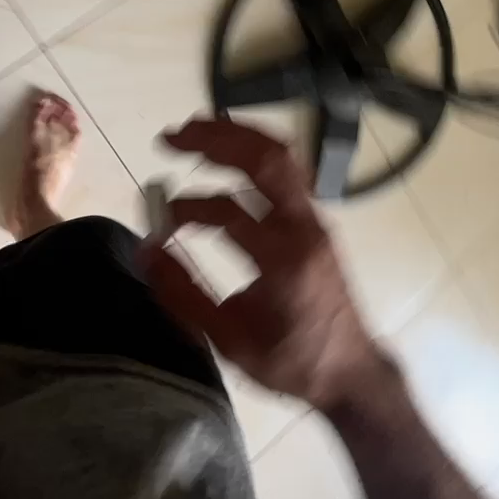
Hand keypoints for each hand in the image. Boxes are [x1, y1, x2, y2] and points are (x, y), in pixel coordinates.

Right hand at [141, 119, 393, 412]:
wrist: (352, 370)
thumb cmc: (292, 363)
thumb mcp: (231, 342)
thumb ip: (185, 296)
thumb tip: (146, 250)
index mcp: (284, 261)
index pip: (229, 212)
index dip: (189, 208)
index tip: (161, 221)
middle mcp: (305, 228)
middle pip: (264, 162)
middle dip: (215, 141)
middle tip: (171, 139)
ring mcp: (315, 218)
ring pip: (281, 155)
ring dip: (237, 135)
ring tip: (196, 128)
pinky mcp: (316, 217)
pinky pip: (289, 168)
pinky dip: (257, 147)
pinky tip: (231, 145)